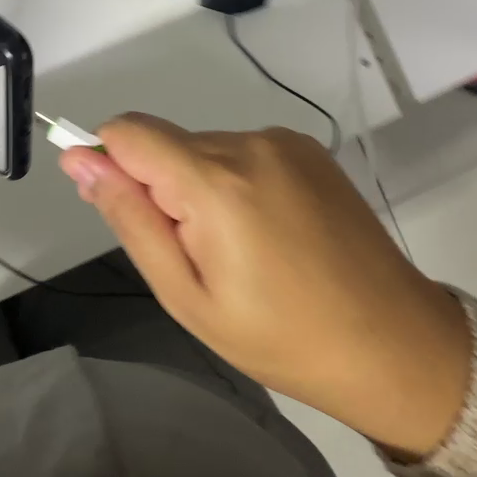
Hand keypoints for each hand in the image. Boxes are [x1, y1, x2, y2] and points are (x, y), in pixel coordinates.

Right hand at [59, 113, 471, 458]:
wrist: (396, 344)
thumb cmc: (281, 336)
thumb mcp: (187, 296)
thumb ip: (130, 219)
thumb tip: (80, 160)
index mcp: (216, 181)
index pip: (127, 131)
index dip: (109, 162)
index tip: (125, 211)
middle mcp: (249, 143)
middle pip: (166, 143)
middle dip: (162, 188)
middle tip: (199, 256)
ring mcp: (284, 141)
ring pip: (203, 148)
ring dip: (200, 186)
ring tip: (241, 250)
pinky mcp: (308, 148)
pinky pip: (242, 151)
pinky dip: (235, 181)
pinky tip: (268, 231)